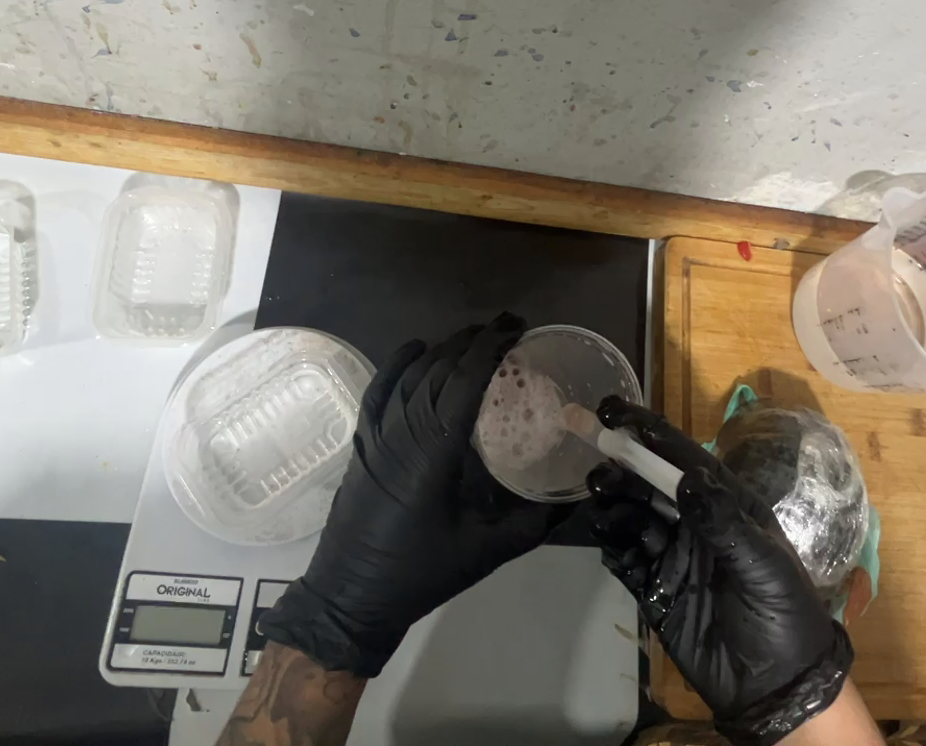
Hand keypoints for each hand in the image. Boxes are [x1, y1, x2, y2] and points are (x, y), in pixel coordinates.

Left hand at [259, 313, 565, 676]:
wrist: (350, 597)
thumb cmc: (420, 574)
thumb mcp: (485, 552)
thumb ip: (533, 524)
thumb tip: (575, 500)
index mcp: (437, 449)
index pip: (466, 379)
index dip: (492, 346)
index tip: (517, 328)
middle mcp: (406, 429)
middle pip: (441, 366)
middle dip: (475, 339)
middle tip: (508, 328)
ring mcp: (379, 432)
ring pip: (412, 373)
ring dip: (444, 347)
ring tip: (474, 336)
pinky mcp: (362, 441)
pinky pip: (378, 389)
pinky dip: (397, 363)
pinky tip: (415, 348)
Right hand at [588, 397, 853, 745]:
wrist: (779, 688)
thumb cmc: (783, 614)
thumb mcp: (762, 564)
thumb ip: (722, 523)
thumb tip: (688, 479)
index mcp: (724, 504)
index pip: (682, 458)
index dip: (648, 431)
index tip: (613, 410)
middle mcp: (694, 521)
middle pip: (649, 482)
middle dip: (622, 466)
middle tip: (598, 465)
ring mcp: (672, 553)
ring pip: (632, 514)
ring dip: (614, 502)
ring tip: (600, 499)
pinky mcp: (654, 587)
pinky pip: (625, 556)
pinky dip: (612, 543)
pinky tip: (607, 538)